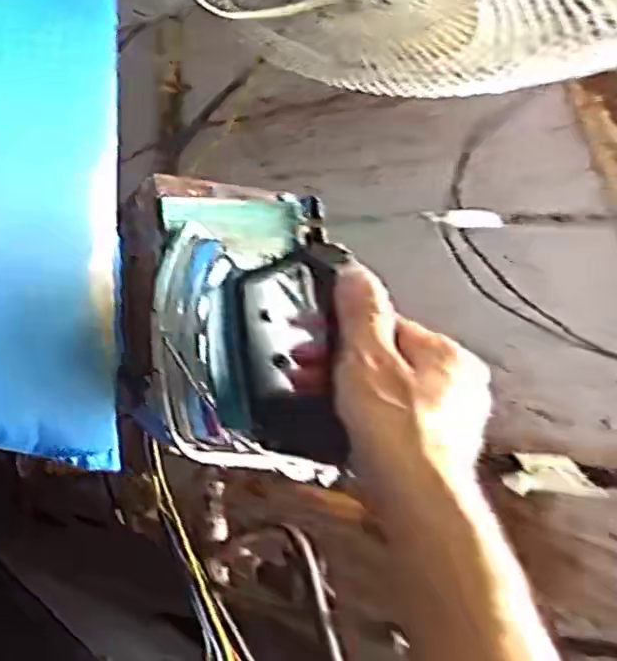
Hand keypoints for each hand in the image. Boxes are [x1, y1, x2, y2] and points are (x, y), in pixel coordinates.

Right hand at [329, 261, 492, 487]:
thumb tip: (355, 274)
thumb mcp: (365, 356)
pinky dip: (349, 400)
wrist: (409, 486)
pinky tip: (331, 407)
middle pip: (375, 349)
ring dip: (334, 377)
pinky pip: (377, 401)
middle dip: (331, 354)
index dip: (336, 326)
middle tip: (305, 362)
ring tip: (309, 386)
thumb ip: (360, 311)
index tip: (310, 335)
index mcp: (448, 355)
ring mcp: (441, 409)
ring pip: (373, 376)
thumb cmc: (393, 424)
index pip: (380, 321)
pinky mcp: (420, 430)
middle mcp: (454, 380)